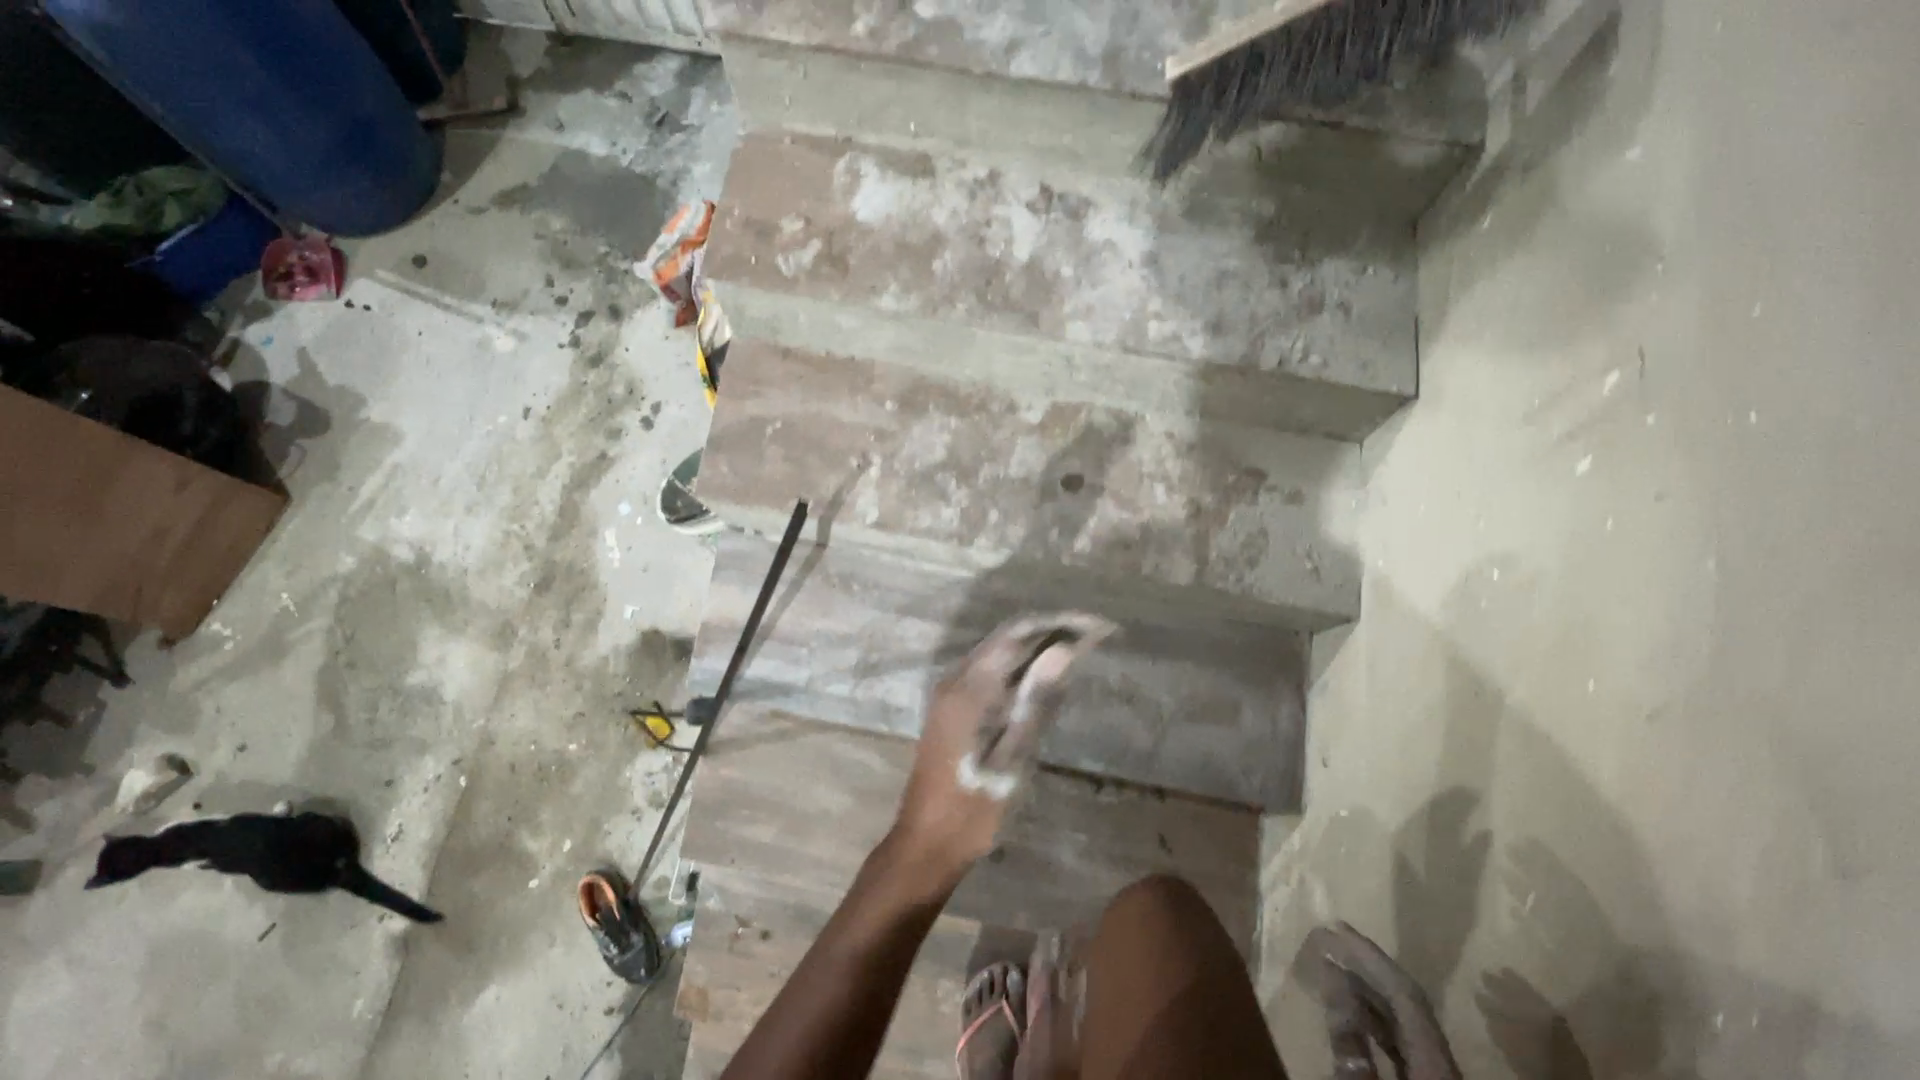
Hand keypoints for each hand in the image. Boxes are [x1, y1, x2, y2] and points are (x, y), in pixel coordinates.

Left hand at [889, 613, 1114, 877]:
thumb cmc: (971, 810)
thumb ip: (1035, 701)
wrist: (925, 843)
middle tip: (1098, 636)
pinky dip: (1023, 666)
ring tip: (1083, 649)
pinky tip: (1048, 677)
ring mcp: (951, 693)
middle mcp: (955, 679)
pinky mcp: (954, 708)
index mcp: (968, 688)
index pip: (1017, 633)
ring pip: (1000, 652)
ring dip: (1039, 645)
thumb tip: (1063, 650)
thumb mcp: (1012, 759)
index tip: (1099, 627)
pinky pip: (992, 671)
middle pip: (1008, 636)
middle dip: (1053, 629)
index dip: (1060, 622)